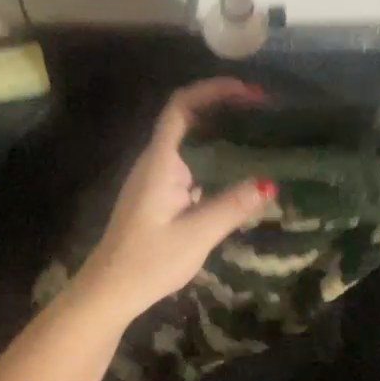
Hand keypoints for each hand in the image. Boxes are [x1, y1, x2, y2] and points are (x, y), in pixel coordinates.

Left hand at [71, 78, 277, 318]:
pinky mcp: (158, 196)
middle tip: (265, 112)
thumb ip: (232, 206)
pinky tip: (239, 172)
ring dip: (220, 134)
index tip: (249, 92)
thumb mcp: (196, 235)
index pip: (181, 107)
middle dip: (223, 108)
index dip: (213, 90)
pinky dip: (214, 160)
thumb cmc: (148, 261)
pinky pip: (188, 165)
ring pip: (189, 144)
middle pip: (187, 119)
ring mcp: (154, 179)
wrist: (109, 289)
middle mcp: (154, 162)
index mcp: (159, 162)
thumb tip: (270, 183)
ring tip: (261, 135)